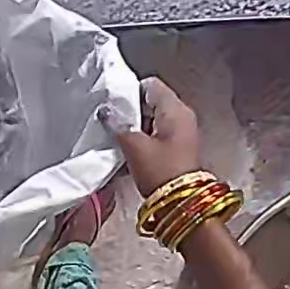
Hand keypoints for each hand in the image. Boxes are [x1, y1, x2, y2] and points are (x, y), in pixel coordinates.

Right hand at [107, 77, 202, 193]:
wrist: (180, 203)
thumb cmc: (160, 172)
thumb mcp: (134, 146)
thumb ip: (118, 125)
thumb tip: (107, 112)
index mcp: (175, 110)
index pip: (151, 85)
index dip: (131, 92)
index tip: (115, 106)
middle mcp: (182, 116)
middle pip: (152, 101)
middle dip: (132, 111)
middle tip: (114, 123)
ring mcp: (182, 132)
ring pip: (154, 119)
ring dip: (137, 127)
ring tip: (121, 139)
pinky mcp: (178, 147)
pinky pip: (158, 133)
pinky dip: (145, 138)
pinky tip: (131, 150)